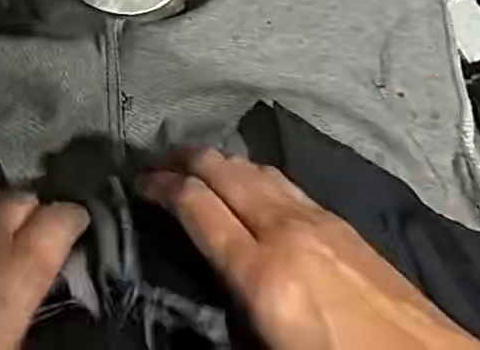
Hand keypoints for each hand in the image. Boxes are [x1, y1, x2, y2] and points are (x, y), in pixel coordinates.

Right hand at [140, 149, 479, 349]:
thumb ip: (234, 320)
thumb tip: (209, 299)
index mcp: (264, 276)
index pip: (199, 209)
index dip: (162, 188)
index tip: (139, 182)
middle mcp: (286, 231)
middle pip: (224, 172)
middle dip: (184, 159)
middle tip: (156, 160)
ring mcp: (317, 219)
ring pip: (254, 168)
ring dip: (218, 160)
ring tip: (194, 163)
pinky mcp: (340, 221)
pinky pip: (282, 181)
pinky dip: (251, 171)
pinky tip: (249, 179)